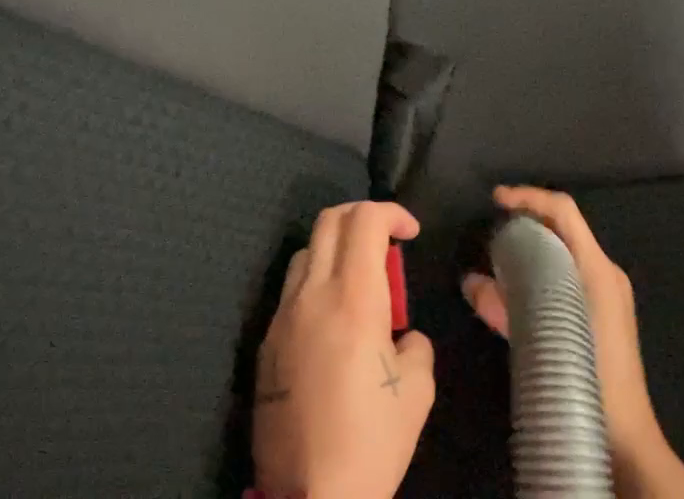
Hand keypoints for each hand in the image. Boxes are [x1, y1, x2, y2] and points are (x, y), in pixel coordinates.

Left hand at [254, 201, 434, 497]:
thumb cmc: (373, 441)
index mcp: (353, 299)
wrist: (310, 496)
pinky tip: (333, 322)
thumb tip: (402, 337)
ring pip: (305, 253)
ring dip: (336, 249)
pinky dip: (316, 284)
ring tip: (360, 282)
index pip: (365, 220)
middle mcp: (311, 296)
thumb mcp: (418, 389)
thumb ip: (415, 344)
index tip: (411, 233)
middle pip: (329, 221)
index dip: (392, 213)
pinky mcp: (265, 346)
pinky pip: (290, 293)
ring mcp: (281, 319)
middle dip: (363, 217)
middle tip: (388, 243)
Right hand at [464, 186, 683, 498]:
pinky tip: (517, 285)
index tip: (496, 198)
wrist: (625, 435)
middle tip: (492, 227)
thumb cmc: (585, 383)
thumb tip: (469, 281)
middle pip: (565, 226)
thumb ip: (501, 308)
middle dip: (528, 218)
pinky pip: (569, 271)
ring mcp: (608, 291)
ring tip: (498, 253)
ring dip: (534, 243)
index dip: (529, 197)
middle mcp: (606, 272)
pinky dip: (542, 266)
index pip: (564, 211)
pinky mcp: (603, 309)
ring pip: (566, 249)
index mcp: (597, 269)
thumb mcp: (537, 341)